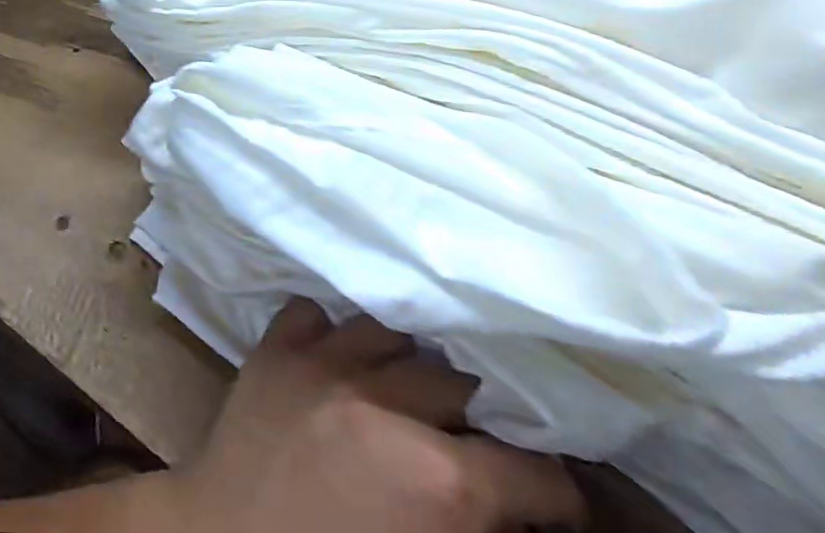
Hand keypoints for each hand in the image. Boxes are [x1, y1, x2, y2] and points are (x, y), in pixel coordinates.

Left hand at [130, 299, 586, 532]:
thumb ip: (488, 524)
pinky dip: (330, 331)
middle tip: (469, 447)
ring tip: (404, 394)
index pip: (541, 471)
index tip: (542, 507)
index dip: (553, 498)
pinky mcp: (271, 348)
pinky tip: (340, 359)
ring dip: (406, 364)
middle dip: (480, 421)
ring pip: (389, 333)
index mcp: (437, 474)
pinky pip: (311, 312)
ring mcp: (318, 364)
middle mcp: (381, 402)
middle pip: (465, 385)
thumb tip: (527, 511)